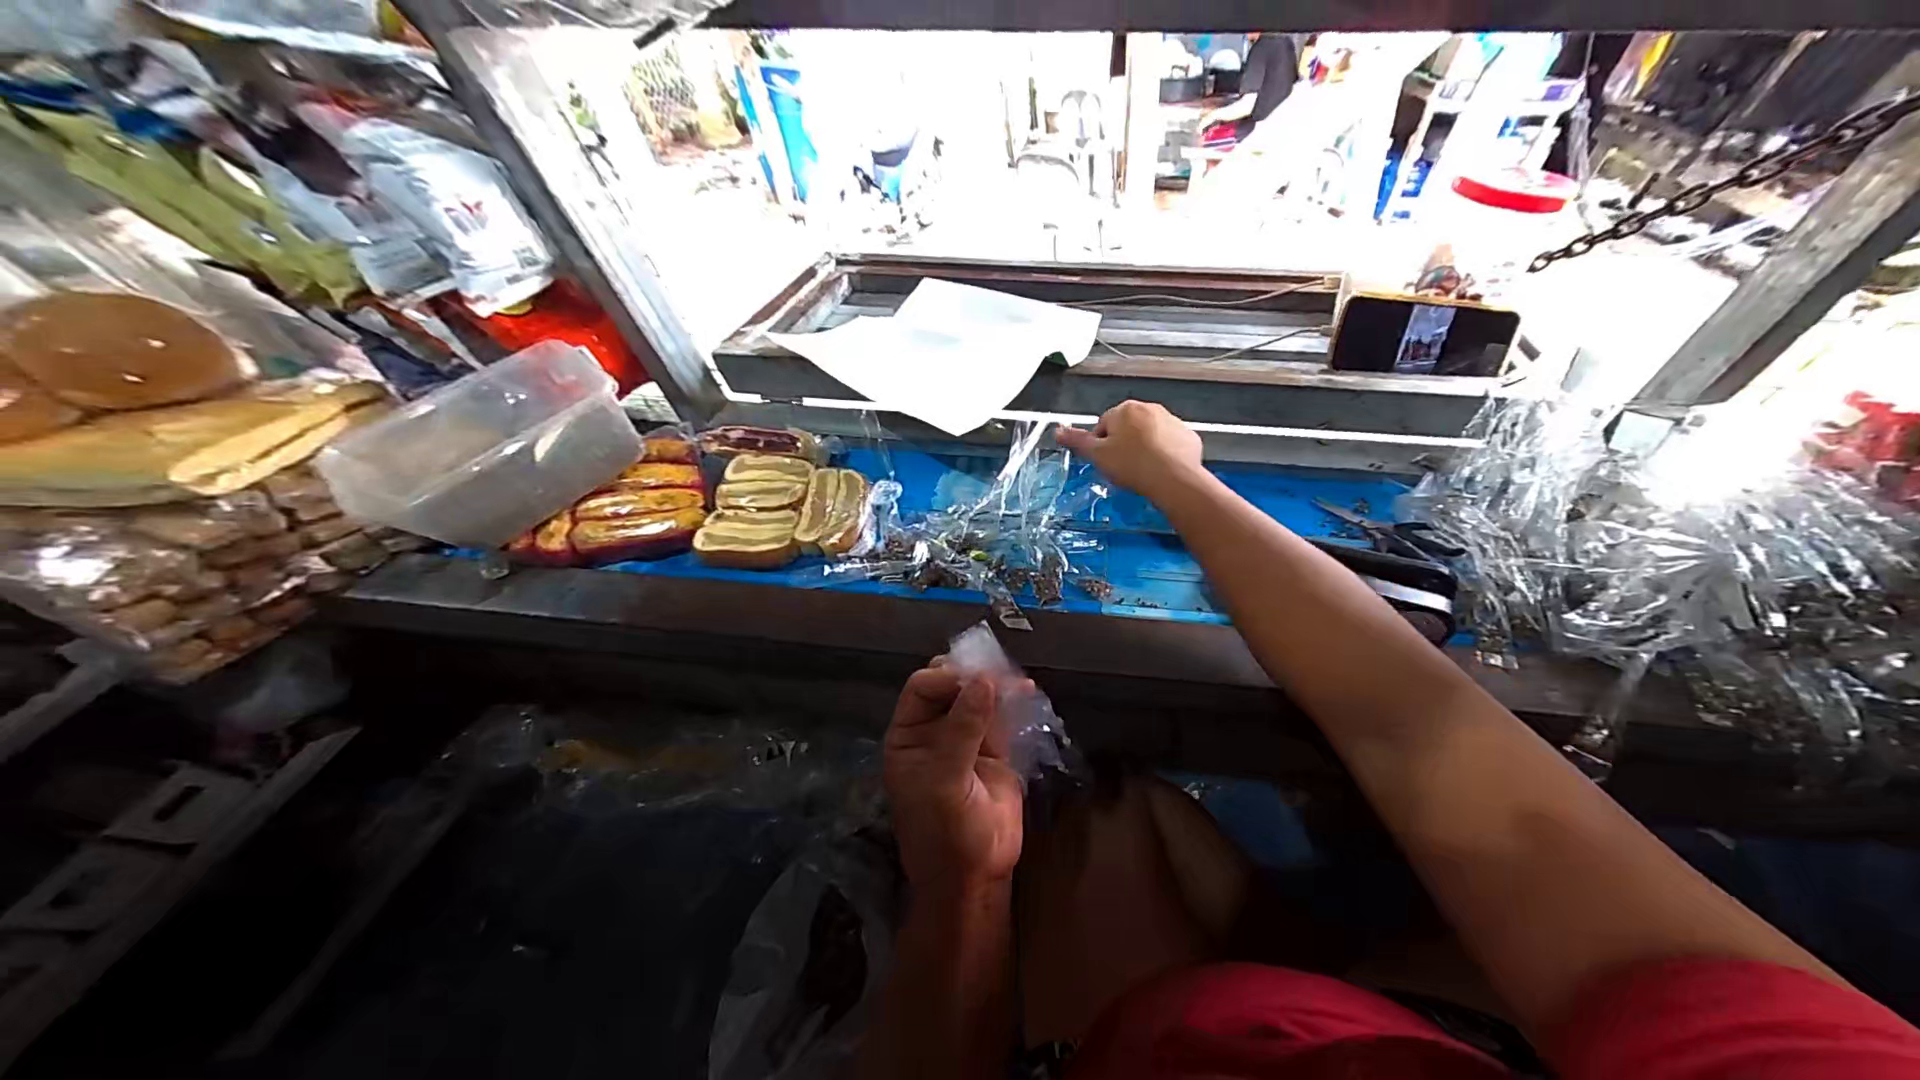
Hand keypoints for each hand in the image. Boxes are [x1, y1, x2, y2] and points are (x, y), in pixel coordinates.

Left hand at [884, 664, 1024, 893]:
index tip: (977, 679)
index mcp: (907, 735)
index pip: (922, 688)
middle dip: (971, 675)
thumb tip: (984, 680)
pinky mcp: (994, 751)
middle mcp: (933, 731)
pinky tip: (1027, 691)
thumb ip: (963, 729)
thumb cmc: (945, 834)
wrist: (975, 878)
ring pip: (978, 697)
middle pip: (949, 686)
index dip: (947, 678)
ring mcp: (965, 739)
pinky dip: (1013, 702)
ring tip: (1016, 679)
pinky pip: (1001, 716)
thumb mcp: (945, 782)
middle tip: (998, 672)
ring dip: (996, 684)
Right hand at [1054, 401, 1204, 499]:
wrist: (1174, 479)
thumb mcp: (1097, 455)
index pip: (1103, 424)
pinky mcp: (1187, 436)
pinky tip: (1160, 470)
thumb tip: (1058, 431)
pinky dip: (1164, 454)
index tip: (1105, 460)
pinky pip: (1170, 443)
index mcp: (1124, 410)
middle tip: (1121, 467)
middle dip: (1123, 444)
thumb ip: (1076, 440)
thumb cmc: (1133, 465)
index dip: (1101, 445)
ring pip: (1149, 434)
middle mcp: (1149, 409)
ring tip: (1141, 470)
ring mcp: (1171, 421)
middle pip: (1127, 427)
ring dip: (1143, 448)